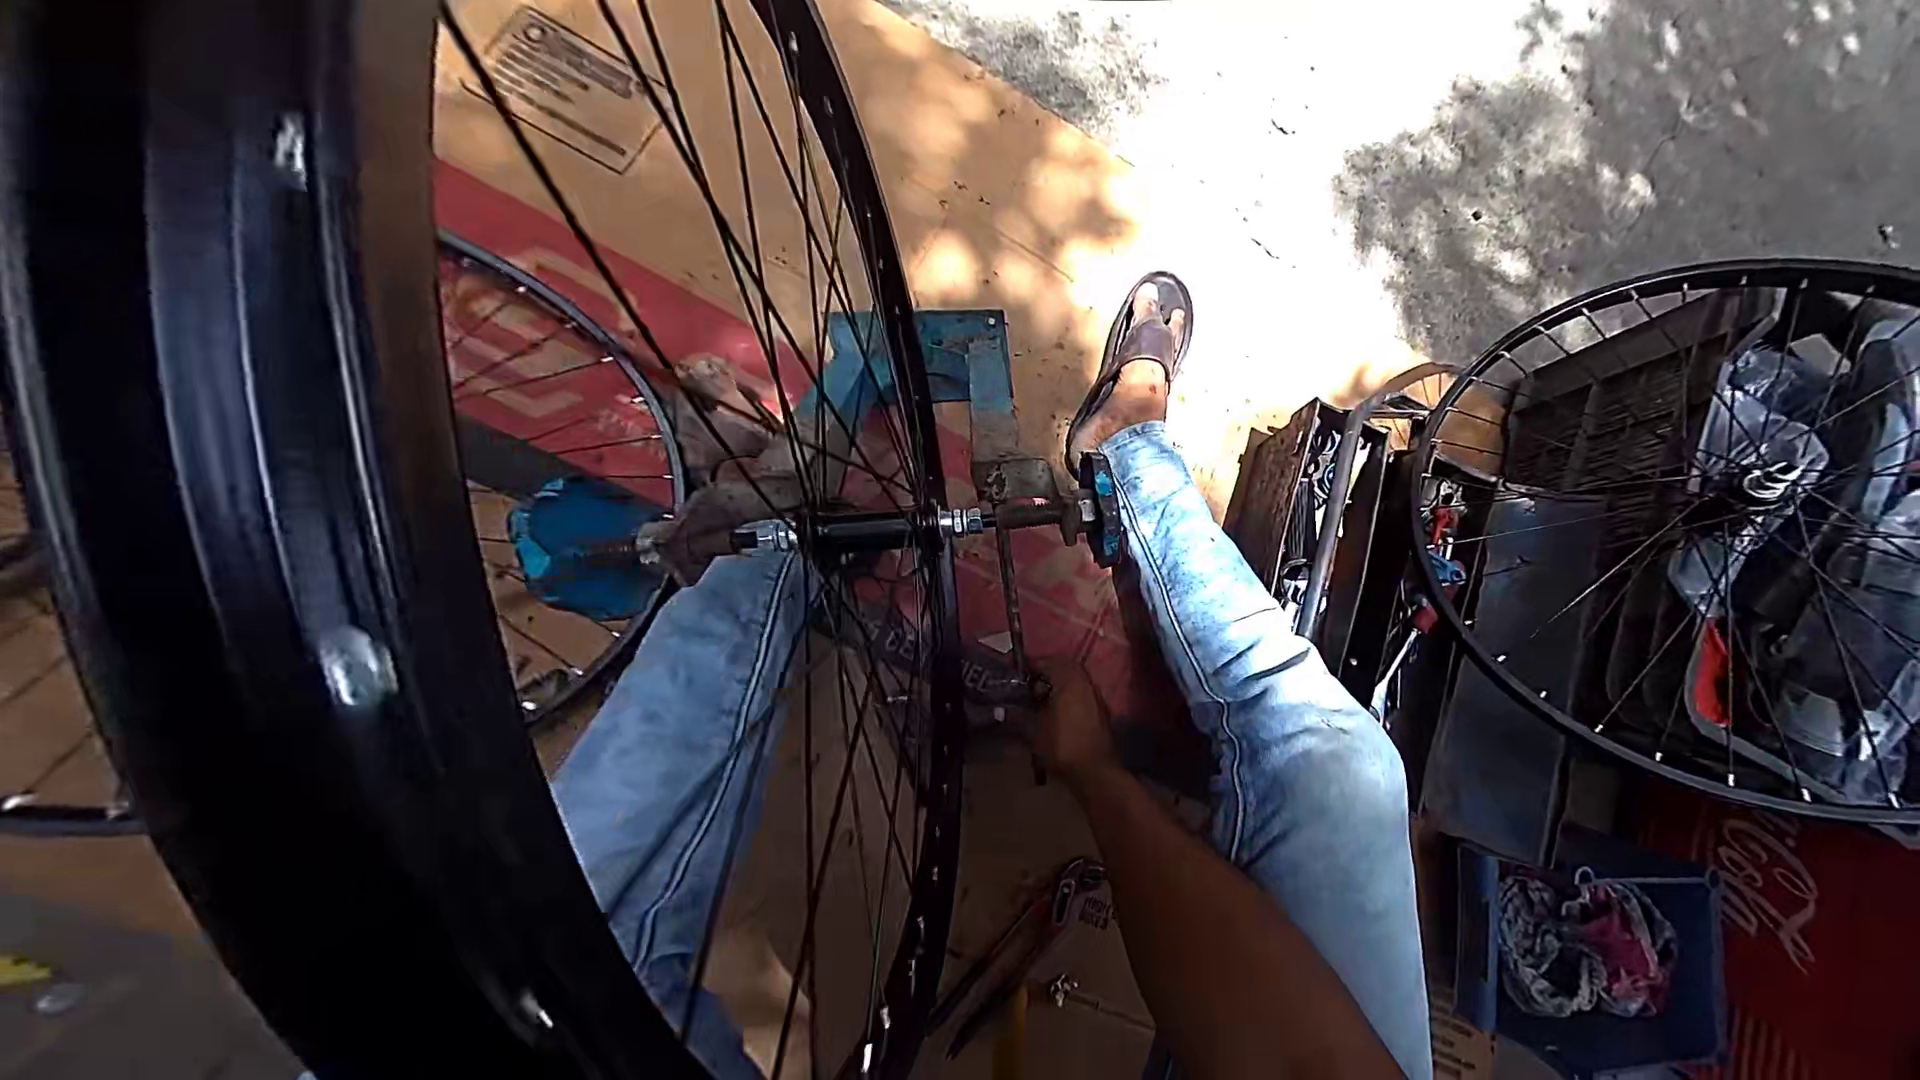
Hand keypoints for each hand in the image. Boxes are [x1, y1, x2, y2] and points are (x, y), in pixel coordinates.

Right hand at [1025, 661, 1119, 784]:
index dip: (1032, 664)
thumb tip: (1002, 709)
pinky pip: (1083, 692)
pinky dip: (1070, 694)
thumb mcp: (1034, 731)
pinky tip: (1059, 710)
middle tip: (1031, 682)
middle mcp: (1085, 683)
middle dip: (1047, 670)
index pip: (1048, 661)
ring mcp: (1097, 697)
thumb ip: (1019, 715)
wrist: (1096, 773)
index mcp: (1069, 681)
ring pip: (1076, 679)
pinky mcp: (1102, 711)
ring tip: (1043, 696)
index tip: (1019, 671)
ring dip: (1060, 682)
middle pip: (1065, 666)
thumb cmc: (1062, 746)